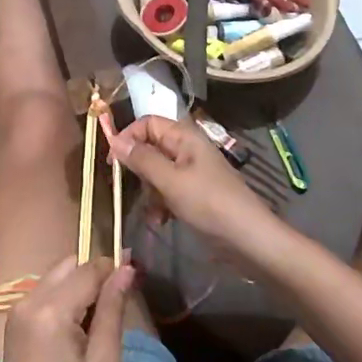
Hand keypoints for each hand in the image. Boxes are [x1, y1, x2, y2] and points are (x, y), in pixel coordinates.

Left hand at [0, 255, 133, 361]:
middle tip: (118, 300)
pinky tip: (76, 325)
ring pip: (57, 275)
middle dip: (95, 273)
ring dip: (79, 284)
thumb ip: (114, 310)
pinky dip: (64, 295)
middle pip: (70, 265)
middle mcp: (30, 299)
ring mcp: (18, 308)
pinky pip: (45, 290)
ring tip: (98, 317)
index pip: (89, 269)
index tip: (135, 271)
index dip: (113, 266)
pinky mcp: (14, 319)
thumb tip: (126, 269)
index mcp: (52, 310)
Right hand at [113, 116, 277, 260]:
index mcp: (185, 137)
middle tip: (133, 191)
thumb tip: (114, 140)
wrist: (248, 238)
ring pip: (157, 172)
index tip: (113, 162)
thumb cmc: (209, 203)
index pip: (148, 123)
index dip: (128, 137)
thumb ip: (142, 159)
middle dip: (139, 170)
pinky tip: (161, 221)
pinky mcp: (195, 194)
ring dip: (149, 192)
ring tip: (152, 213)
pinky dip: (161, 204)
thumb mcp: (170, 181)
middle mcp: (188, 149)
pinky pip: (168, 191)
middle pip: (151, 148)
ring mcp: (192, 172)